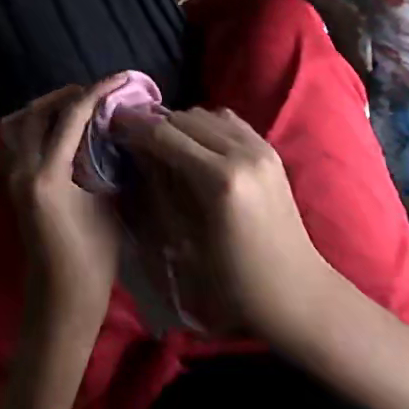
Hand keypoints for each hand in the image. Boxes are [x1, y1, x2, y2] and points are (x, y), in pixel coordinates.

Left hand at [0, 78, 124, 328]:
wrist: (60, 302)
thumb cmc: (93, 262)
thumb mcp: (107, 207)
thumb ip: (101, 162)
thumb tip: (109, 130)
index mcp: (48, 176)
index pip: (70, 117)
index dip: (95, 93)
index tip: (118, 79)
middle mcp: (22, 170)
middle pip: (36, 112)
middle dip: (66, 96)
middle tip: (95, 94)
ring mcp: (12, 177)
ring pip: (17, 124)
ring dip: (44, 109)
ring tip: (74, 109)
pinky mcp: (12, 185)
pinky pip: (15, 141)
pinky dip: (34, 127)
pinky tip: (59, 134)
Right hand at [114, 107, 338, 345]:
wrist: (297, 295)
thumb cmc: (235, 281)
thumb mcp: (185, 239)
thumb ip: (159, 188)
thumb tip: (136, 154)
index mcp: (220, 179)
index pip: (164, 134)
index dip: (134, 127)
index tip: (112, 125)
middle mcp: (242, 154)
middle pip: (184, 117)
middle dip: (155, 124)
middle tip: (133, 137)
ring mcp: (261, 149)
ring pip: (206, 114)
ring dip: (181, 124)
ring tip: (164, 143)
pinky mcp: (270, 151)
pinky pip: (229, 122)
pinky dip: (206, 126)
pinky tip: (196, 146)